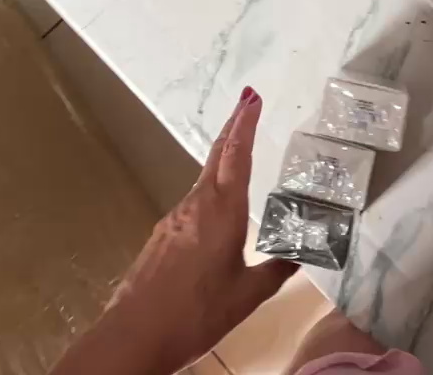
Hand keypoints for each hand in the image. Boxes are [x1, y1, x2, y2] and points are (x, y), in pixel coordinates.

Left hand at [54, 87, 296, 374]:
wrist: (134, 335)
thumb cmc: (196, 312)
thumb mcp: (246, 296)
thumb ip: (275, 272)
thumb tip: (298, 257)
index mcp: (223, 209)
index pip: (237, 155)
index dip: (245, 124)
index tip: (252, 98)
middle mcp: (198, 204)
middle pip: (217, 155)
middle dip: (234, 128)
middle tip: (247, 105)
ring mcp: (176, 218)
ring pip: (204, 179)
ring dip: (222, 160)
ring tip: (240, 157)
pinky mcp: (162, 235)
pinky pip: (193, 204)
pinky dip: (210, 192)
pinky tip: (216, 215)